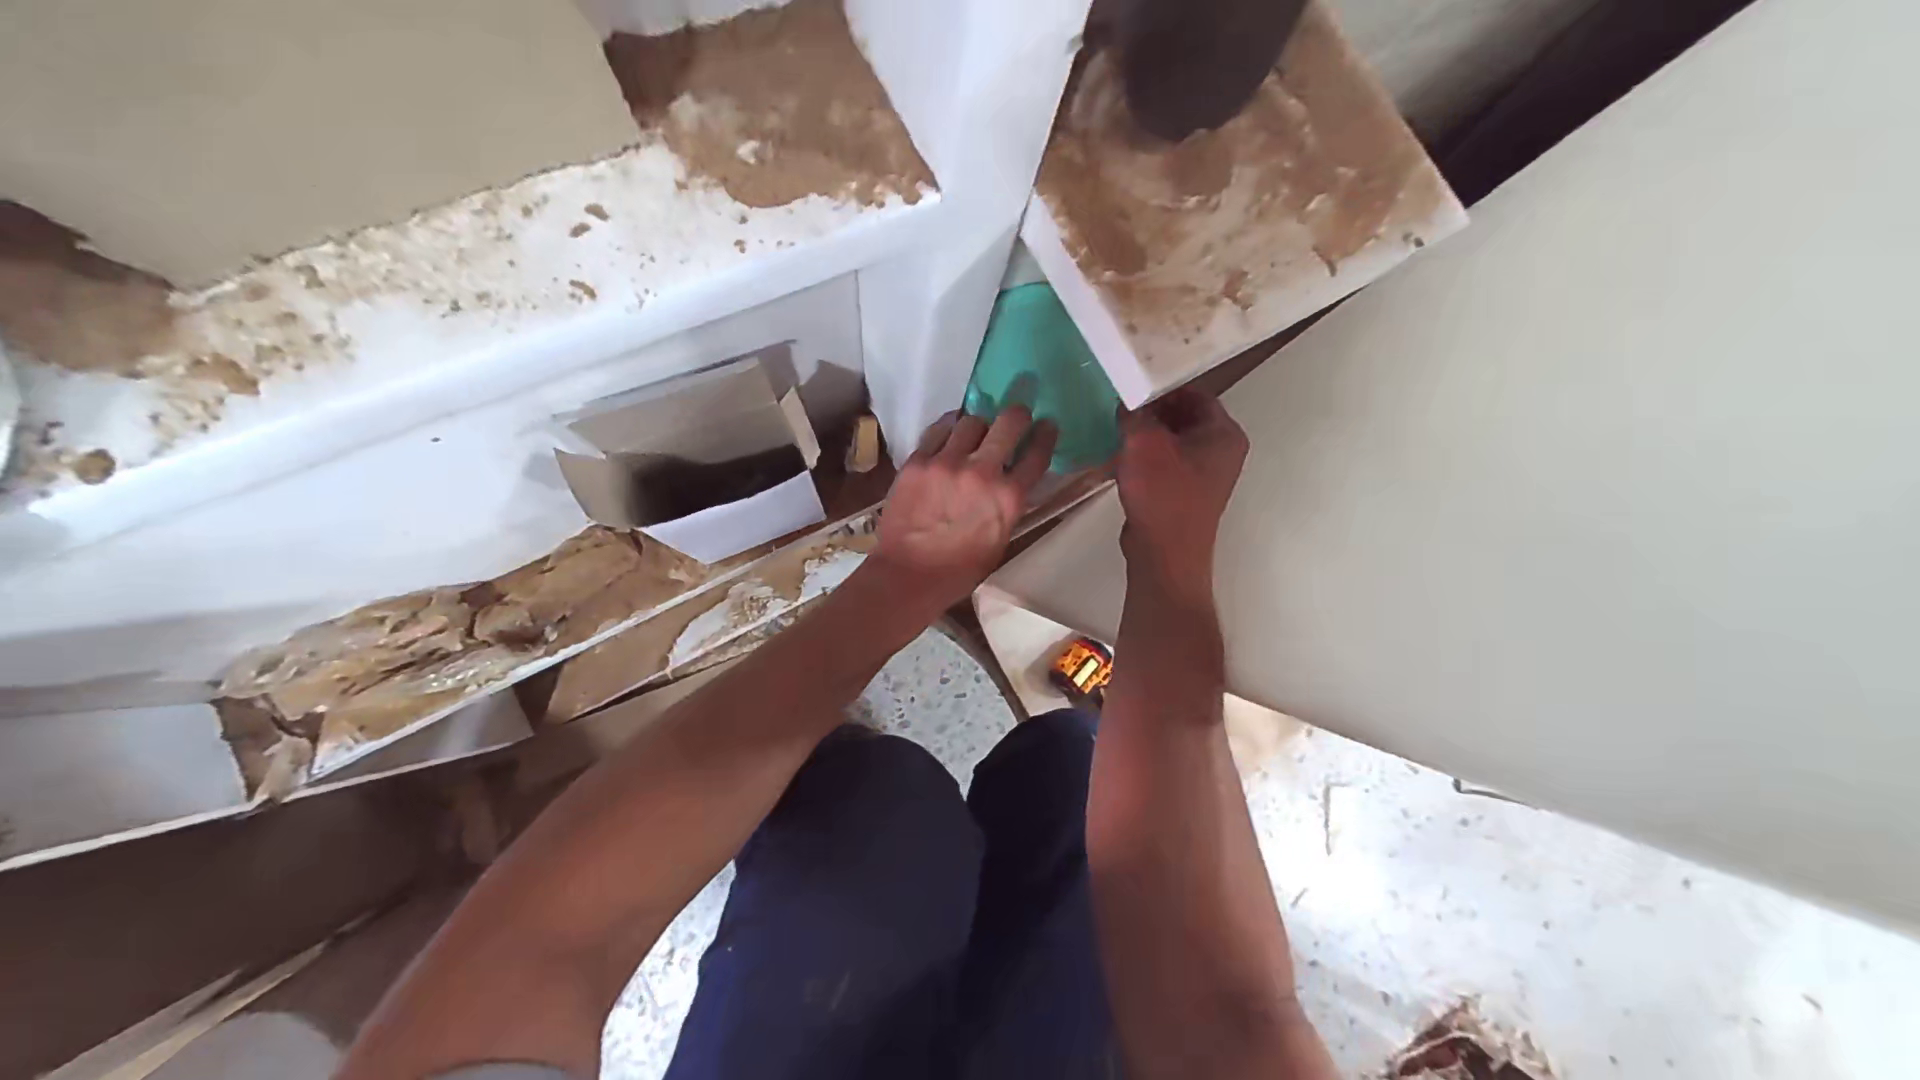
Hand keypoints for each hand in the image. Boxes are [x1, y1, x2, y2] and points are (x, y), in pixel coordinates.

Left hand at [873, 406, 1058, 613]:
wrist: (909, 575)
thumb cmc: (960, 569)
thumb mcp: (1000, 539)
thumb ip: (1009, 504)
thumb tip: (1013, 480)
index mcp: (1008, 498)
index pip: (1038, 454)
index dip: (1046, 434)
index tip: (1046, 425)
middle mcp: (982, 472)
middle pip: (1009, 422)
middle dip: (1017, 416)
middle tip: (1015, 418)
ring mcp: (946, 463)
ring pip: (972, 421)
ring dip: (979, 425)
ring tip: (976, 433)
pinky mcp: (918, 461)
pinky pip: (938, 431)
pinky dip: (949, 430)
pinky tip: (951, 435)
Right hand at [1116, 387, 1248, 598]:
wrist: (1164, 554)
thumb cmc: (1162, 495)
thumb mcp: (1143, 444)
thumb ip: (1134, 415)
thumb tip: (1125, 403)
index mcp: (1224, 434)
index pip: (1195, 394)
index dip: (1163, 386)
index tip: (1132, 382)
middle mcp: (1220, 451)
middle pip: (1184, 416)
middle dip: (1151, 409)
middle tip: (1119, 402)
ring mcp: (1203, 474)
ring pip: (1171, 440)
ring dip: (1144, 433)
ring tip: (1115, 425)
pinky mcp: (1183, 492)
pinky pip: (1164, 462)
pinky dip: (1144, 455)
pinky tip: (1118, 453)